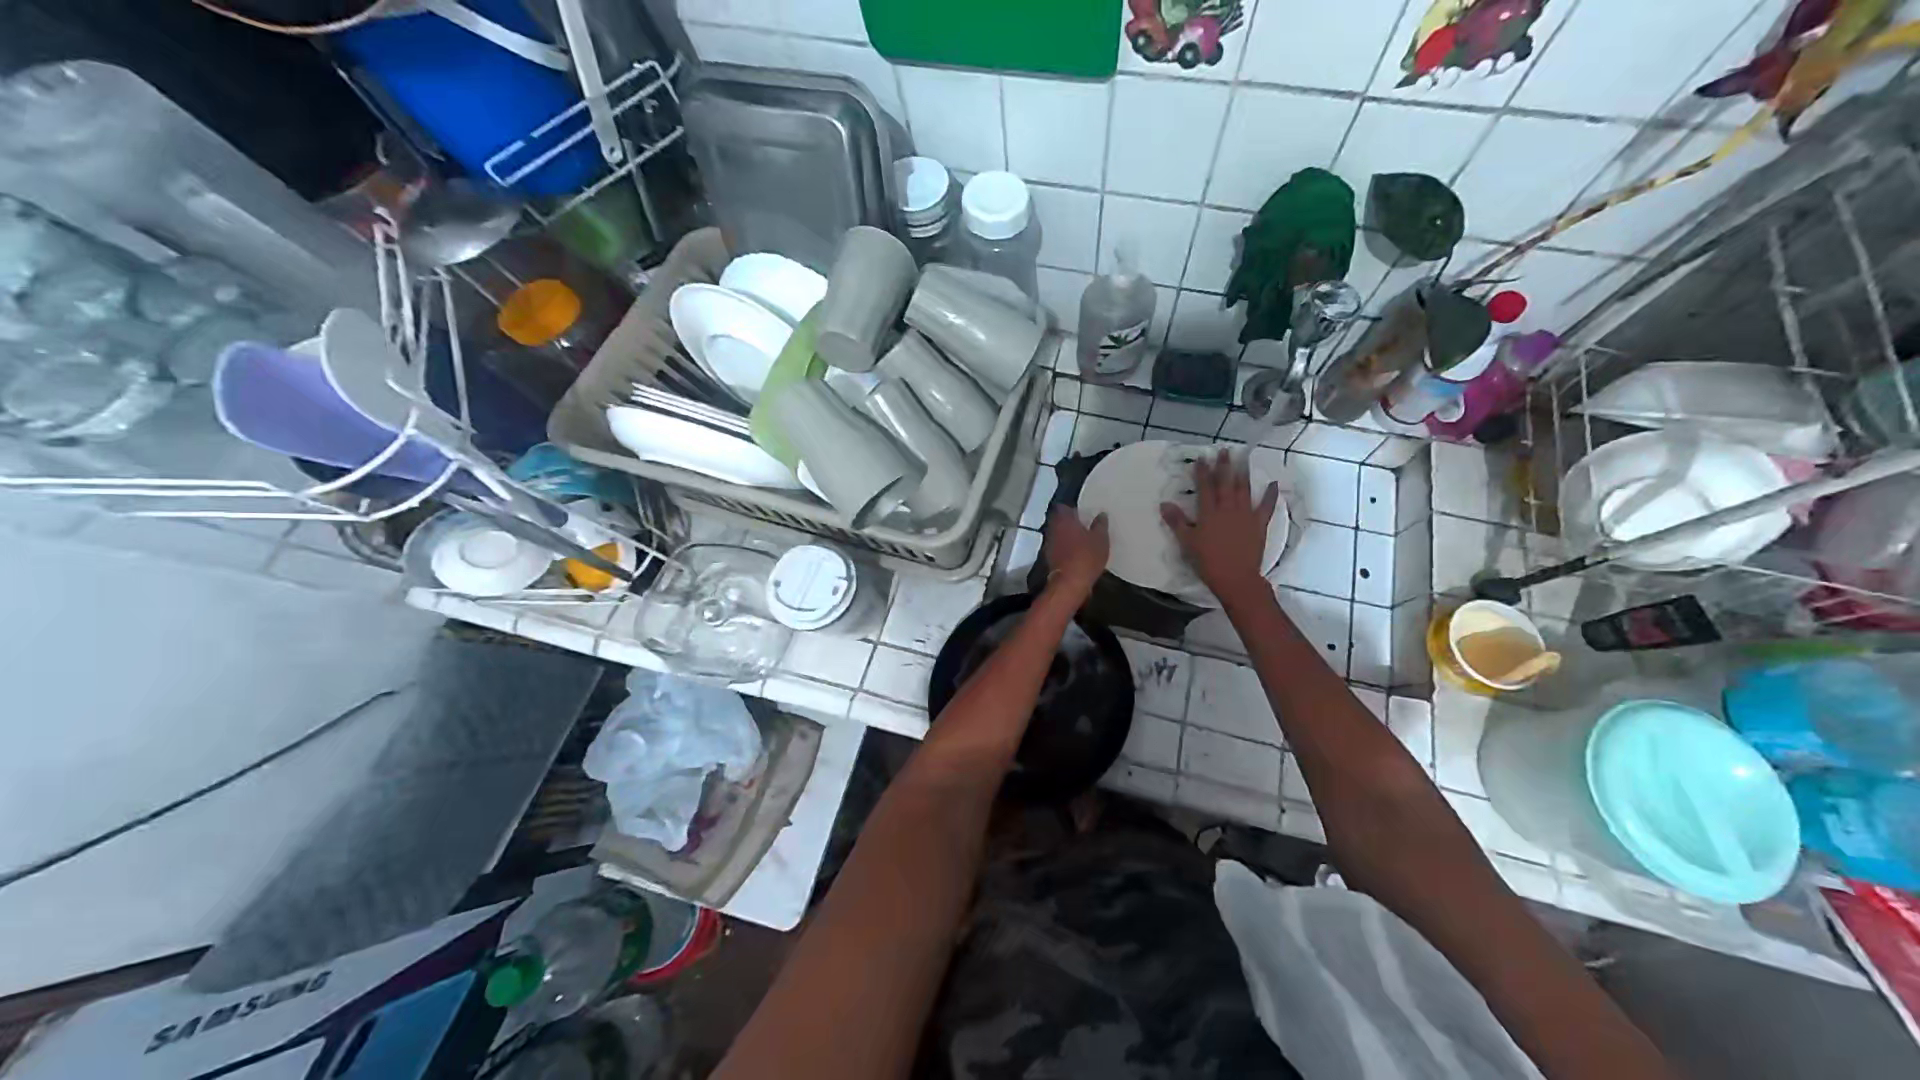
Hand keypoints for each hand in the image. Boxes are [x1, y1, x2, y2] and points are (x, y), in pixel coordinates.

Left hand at [1045, 506, 1108, 597]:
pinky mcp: (1049, 557)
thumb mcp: (1101, 539)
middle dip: (1069, 522)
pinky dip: (1064, 547)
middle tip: (1083, 525)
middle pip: (1058, 520)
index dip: (1072, 509)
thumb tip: (1101, 515)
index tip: (1082, 513)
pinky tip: (1075, 553)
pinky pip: (1057, 547)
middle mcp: (1053, 528)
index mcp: (1064, 519)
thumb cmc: (1086, 556)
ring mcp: (1049, 543)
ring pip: (1057, 534)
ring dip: (1066, 535)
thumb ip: (1100, 525)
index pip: (1063, 507)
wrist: (1070, 583)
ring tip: (1081, 539)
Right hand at [1161, 449, 1278, 597]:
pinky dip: (1270, 495)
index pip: (1204, 487)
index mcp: (1209, 512)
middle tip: (1225, 451)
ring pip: (1244, 490)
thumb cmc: (1207, 561)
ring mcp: (1246, 515)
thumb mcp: (1187, 542)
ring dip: (1243, 473)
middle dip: (1224, 466)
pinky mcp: (1259, 524)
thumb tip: (1164, 504)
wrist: (1235, 577)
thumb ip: (1176, 521)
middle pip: (1225, 483)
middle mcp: (1228, 508)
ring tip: (1243, 459)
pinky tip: (1272, 483)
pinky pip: (1266, 506)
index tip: (1201, 458)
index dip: (1202, 472)